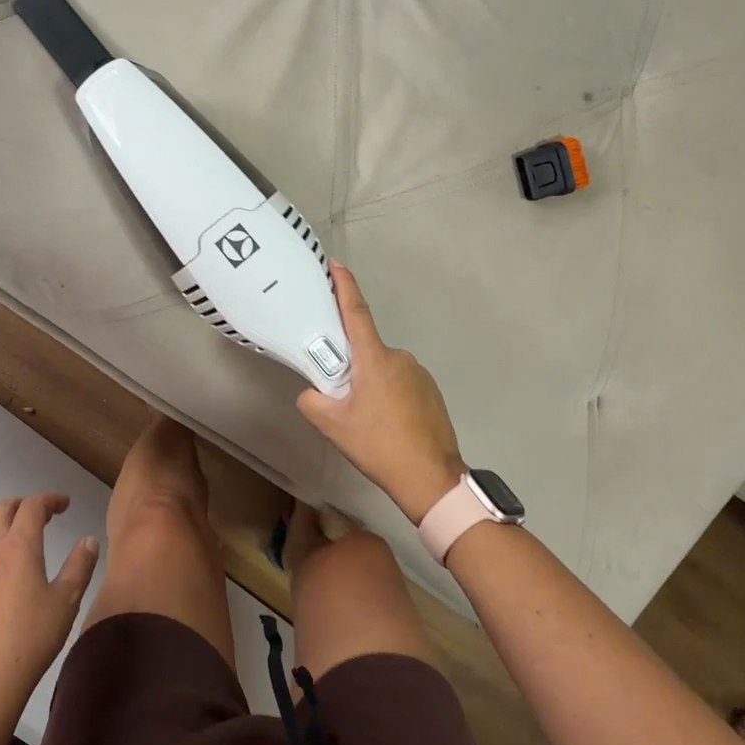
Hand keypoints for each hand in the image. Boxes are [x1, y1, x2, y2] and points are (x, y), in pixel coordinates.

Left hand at [0, 493, 100, 710]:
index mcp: (19, 546)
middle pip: (1, 510)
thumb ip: (80, 565)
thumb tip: (89, 540)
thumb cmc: (32, 636)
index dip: (50, 499)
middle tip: (44, 513)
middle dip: (23, 504)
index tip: (66, 504)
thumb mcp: (67, 600)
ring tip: (17, 533)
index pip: (32, 506)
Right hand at [296, 263, 467, 523]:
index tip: (335, 266)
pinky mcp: (431, 392)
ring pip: (383, 371)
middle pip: (365, 351)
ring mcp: (419, 374)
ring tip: (367, 421)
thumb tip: (313, 392)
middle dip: (350, 367)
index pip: (356, 313)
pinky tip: (387, 426)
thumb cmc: (379, 446)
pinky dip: (389, 397)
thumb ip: (313, 401)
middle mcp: (399, 358)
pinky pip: (401, 384)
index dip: (344, 287)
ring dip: (371, 385)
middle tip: (340, 397)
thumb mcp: (333, 426)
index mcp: (374, 359)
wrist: (431, 478)